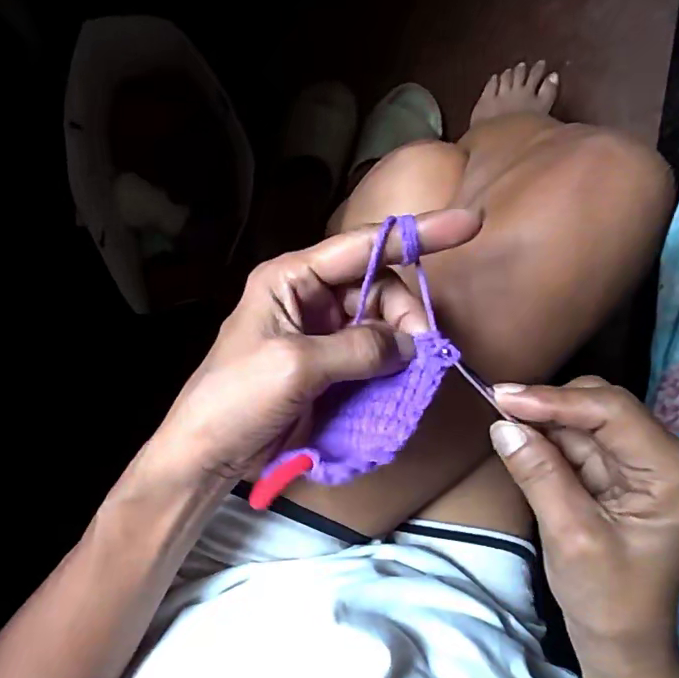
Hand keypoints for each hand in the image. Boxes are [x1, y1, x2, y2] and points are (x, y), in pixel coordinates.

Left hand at [147, 210, 483, 480]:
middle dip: (405, 312)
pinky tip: (401, 383)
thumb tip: (410, 345)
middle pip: (378, 286)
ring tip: (411, 372)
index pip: (361, 246)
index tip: (469, 225)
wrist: (210, 452)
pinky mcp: (327, 370)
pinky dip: (392, 368)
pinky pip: (372, 358)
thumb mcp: (295, 365)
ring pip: (380, 324)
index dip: (416, 234)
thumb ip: (357, 348)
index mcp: (290, 280)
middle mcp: (308, 300)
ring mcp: (319, 336)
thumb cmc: (236, 397)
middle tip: (421, 350)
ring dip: (402, 344)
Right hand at [487, 377, 678, 661]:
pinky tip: (523, 440)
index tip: (501, 396)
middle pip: (607, 408)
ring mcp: (652, 467)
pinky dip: (551, 438)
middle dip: (551, 407)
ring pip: (591, 420)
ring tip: (505, 425)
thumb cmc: (604, 595)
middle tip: (498, 410)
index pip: (615, 415)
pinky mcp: (628, 475)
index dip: (555, 400)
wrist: (621, 636)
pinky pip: (585, 442)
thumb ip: (538, 474)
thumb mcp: (568, 534)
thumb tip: (503, 426)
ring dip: (546, 421)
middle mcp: (675, 462)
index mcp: (678, 477)